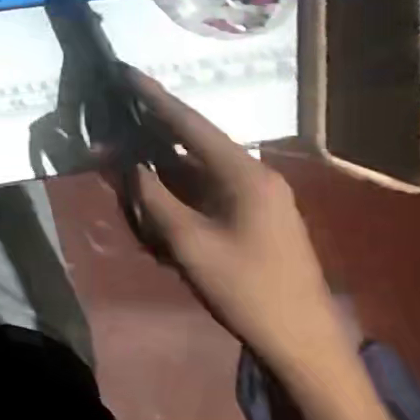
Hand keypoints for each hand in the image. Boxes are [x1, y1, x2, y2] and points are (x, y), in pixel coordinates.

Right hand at [116, 68, 352, 371]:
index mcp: (244, 173)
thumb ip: (154, 198)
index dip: (154, 97)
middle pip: (191, 145)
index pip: (190, 123)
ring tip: (128, 173)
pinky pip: (208, 194)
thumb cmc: (248, 291)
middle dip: (150, 138)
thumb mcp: (190, 244)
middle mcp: (254, 175)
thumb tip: (127, 164)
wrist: (306, 347)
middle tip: (113, 129)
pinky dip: (179, 196)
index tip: (125, 72)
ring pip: (197, 172)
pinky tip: (157, 212)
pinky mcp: (255, 218)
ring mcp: (257, 197)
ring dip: (162, 173)